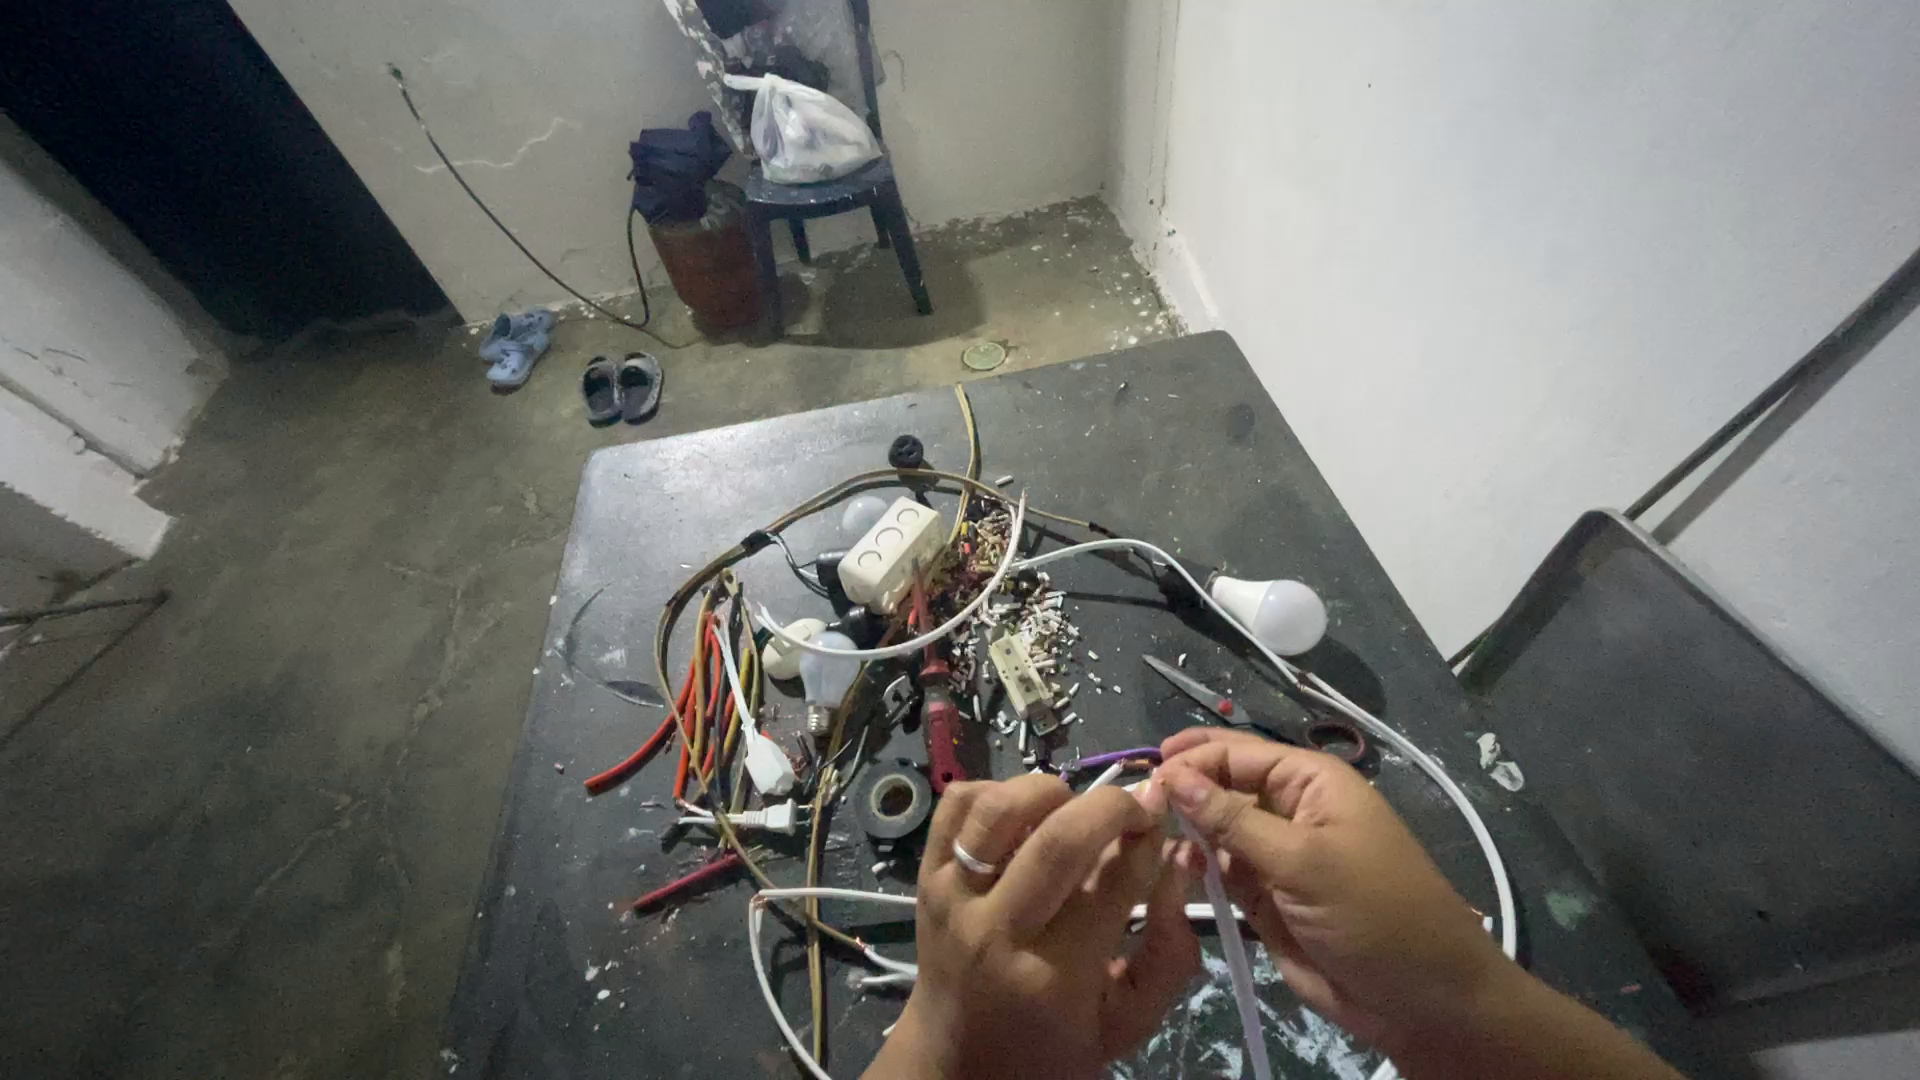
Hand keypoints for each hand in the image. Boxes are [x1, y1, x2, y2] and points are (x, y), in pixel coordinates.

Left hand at [864, 774, 1199, 1079]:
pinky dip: (994, 790)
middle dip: (1110, 806)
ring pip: (999, 808)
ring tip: (1070, 811)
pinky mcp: (923, 872)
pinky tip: (1020, 816)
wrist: (955, 1064)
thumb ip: (1168, 951)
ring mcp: (950, 894)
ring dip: (1048, 791)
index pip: (1112, 882)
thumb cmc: (1050, 1046)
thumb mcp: (1125, 1022)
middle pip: (1057, 839)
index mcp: (1053, 977)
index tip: (1161, 817)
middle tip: (1132, 807)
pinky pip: (955, 802)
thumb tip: (1182, 859)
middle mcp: (995, 929)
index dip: (1148, 837)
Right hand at [1149, 728, 1506, 1048]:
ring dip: (1186, 828)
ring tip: (1151, 836)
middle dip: (1183, 787)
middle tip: (1142, 799)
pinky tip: (1176, 867)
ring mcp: (1275, 851)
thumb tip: (1172, 775)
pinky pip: (1220, 867)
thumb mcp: (1302, 861)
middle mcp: (1288, 807)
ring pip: (1214, 825)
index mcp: (1309, 781)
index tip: (1149, 778)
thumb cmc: (1375, 914)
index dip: (1192, 760)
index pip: (1237, 753)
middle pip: (1222, 782)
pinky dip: (1196, 865)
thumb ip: (1232, 819)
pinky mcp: (1265, 892)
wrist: (1426, 1006)